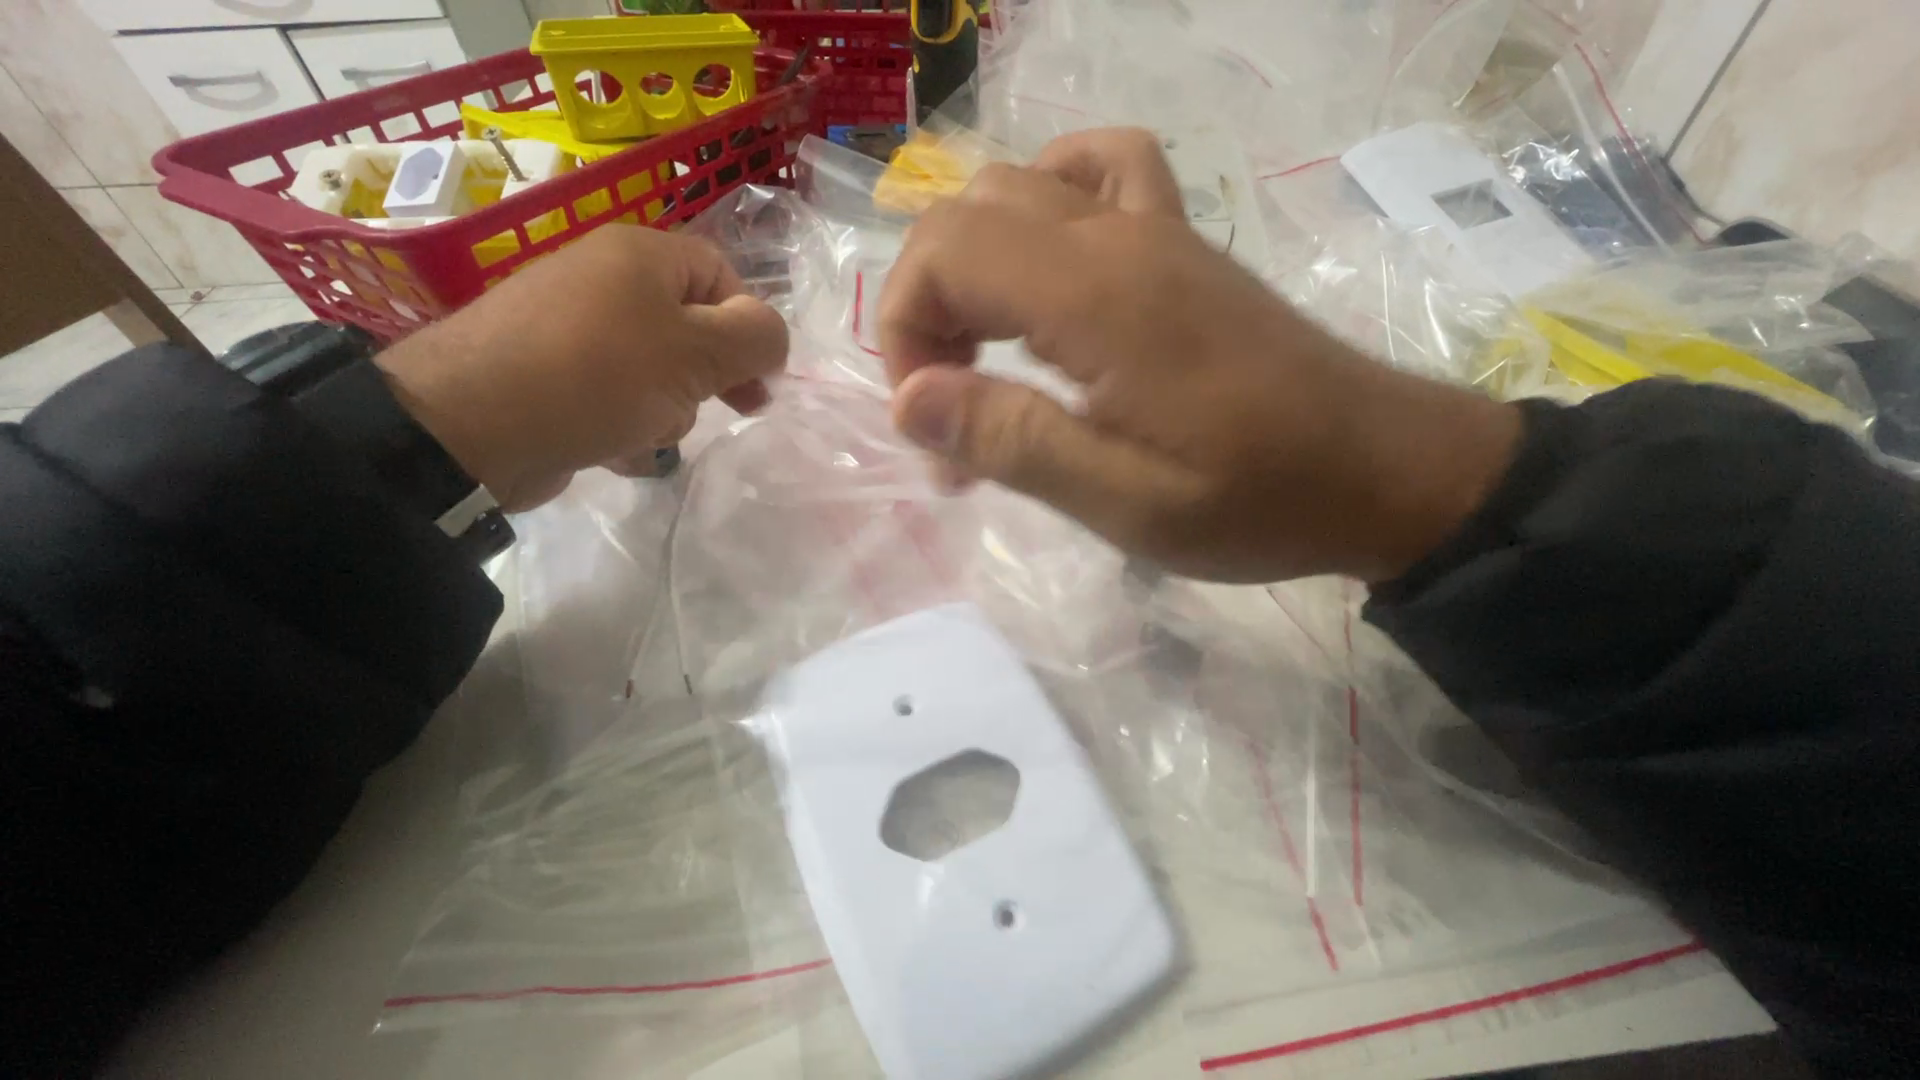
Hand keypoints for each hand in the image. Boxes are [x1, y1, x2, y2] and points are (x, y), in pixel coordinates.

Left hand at [377, 226, 786, 510]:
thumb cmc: (598, 376)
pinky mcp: (549, 375)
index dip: (750, 327)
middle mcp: (604, 280)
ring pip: (656, 368)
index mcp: (639, 256)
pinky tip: (618, 449)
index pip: (722, 275)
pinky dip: (627, 422)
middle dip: (710, 376)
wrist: (470, 427)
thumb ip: (755, 339)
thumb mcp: (696, 354)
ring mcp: (571, 329)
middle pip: (690, 326)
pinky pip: (613, 395)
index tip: (759, 381)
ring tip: (648, 431)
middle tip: (728, 411)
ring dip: (669, 407)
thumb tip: (771, 336)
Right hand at [879, 131, 1519, 583]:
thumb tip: (908, 399)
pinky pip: (1102, 169)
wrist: (1386, 470)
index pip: (943, 255)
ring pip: (1018, 188)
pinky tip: (1047, 266)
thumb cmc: (1258, 500)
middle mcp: (1117, 236)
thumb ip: (1011, 441)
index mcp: (1095, 296)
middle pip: (965, 216)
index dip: (904, 331)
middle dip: (926, 309)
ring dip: (973, 265)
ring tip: (986, 352)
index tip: (931, 423)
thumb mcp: (1125, 502)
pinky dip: (1049, 199)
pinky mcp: (1182, 243)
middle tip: (952, 407)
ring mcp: (1155, 228)